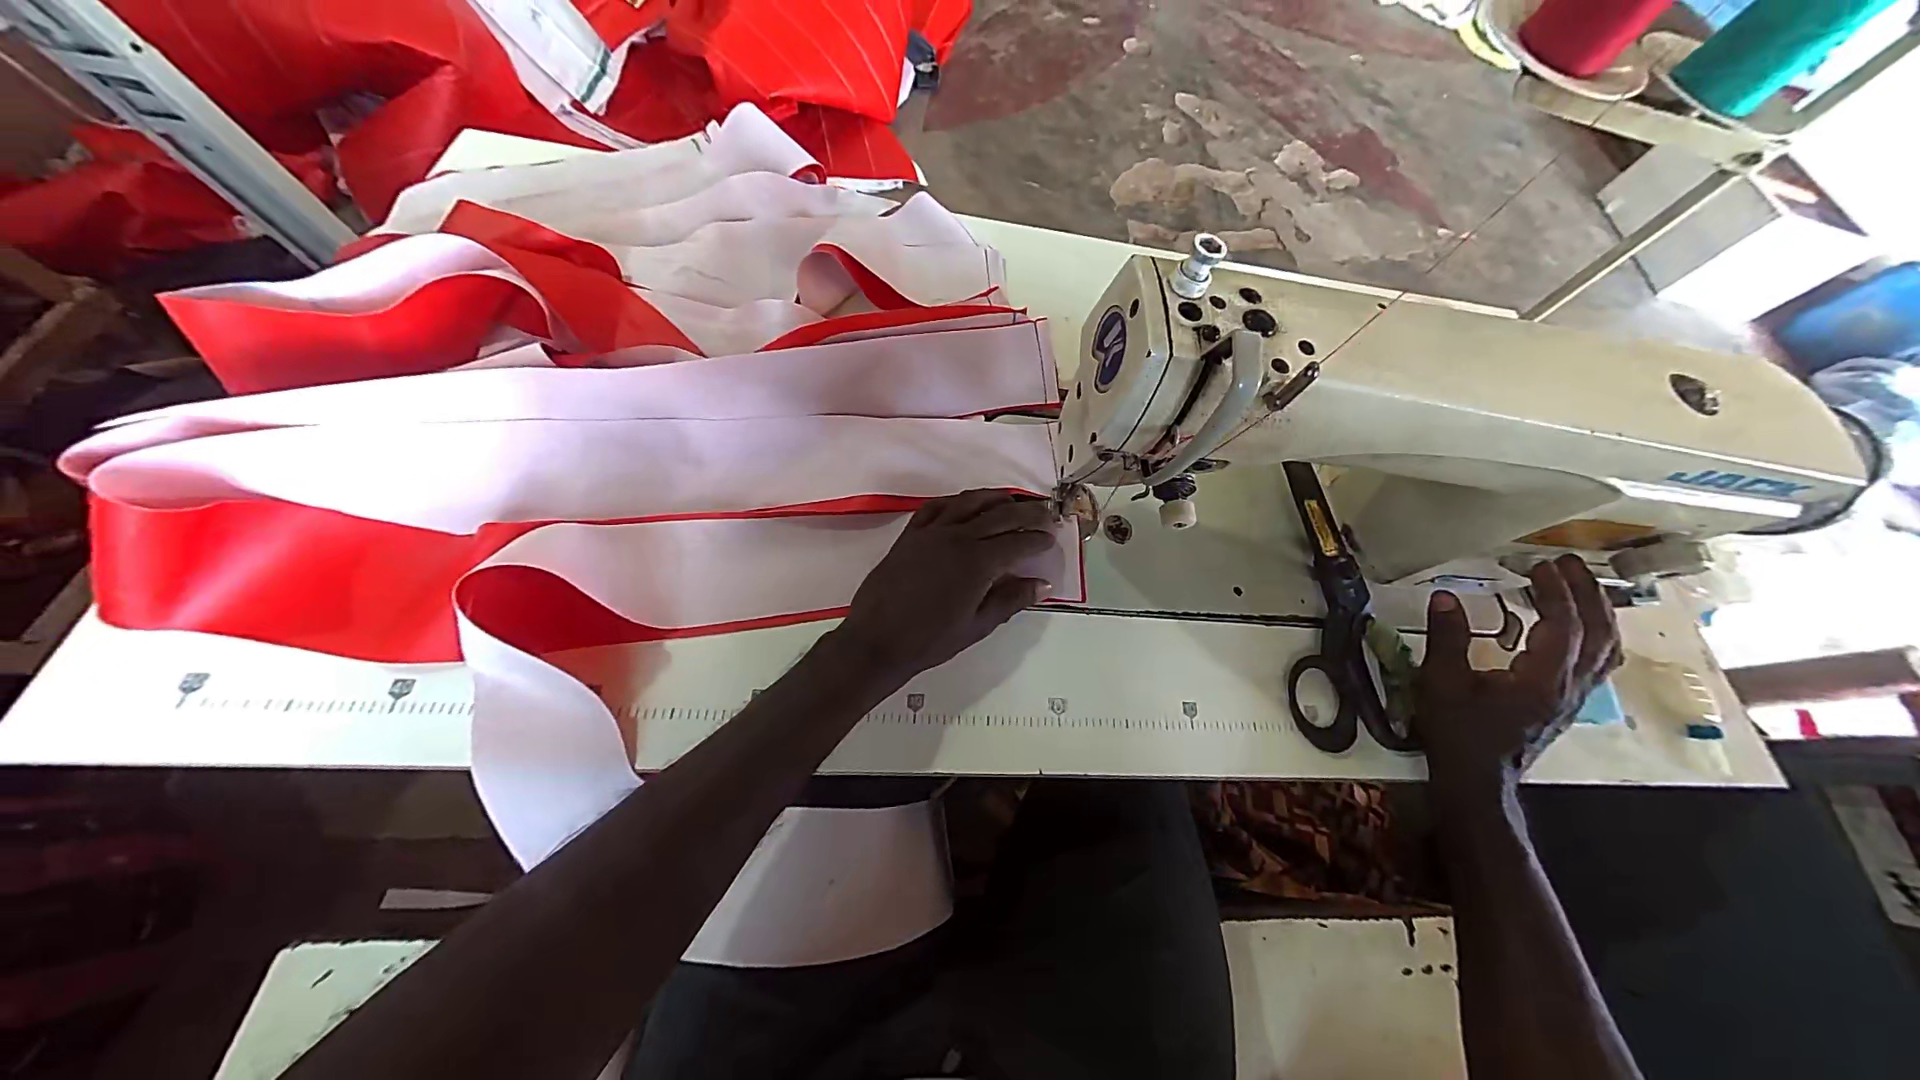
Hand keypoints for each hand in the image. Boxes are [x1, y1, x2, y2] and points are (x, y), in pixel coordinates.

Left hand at [827, 490, 1058, 685]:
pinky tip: (966, 504)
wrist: (877, 639)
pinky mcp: (910, 534)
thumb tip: (1041, 583)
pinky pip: (936, 507)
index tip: (1051, 538)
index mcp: (978, 562)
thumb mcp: (978, 625)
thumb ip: (1011, 599)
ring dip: (995, 497)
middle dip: (1027, 512)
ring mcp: (931, 532)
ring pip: (969, 502)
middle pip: (1000, 514)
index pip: (1018, 541)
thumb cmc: (930, 640)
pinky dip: (957, 501)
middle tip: (1045, 513)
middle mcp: (957, 538)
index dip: (1038, 538)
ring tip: (1013, 499)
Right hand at [1417, 554, 1621, 798]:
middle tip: (1567, 564)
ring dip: (1599, 613)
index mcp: (1541, 680)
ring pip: (1606, 649)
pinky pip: (1598, 662)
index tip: (1539, 566)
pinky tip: (1580, 626)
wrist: (1475, 778)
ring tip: (1580, 586)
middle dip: (1587, 594)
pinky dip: (1596, 635)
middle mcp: (1569, 687)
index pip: (1564, 627)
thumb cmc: (1456, 732)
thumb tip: (1446, 597)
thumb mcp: (1441, 683)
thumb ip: (1447, 638)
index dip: (1556, 592)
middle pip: (1599, 634)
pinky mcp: (1567, 703)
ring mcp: (1573, 697)